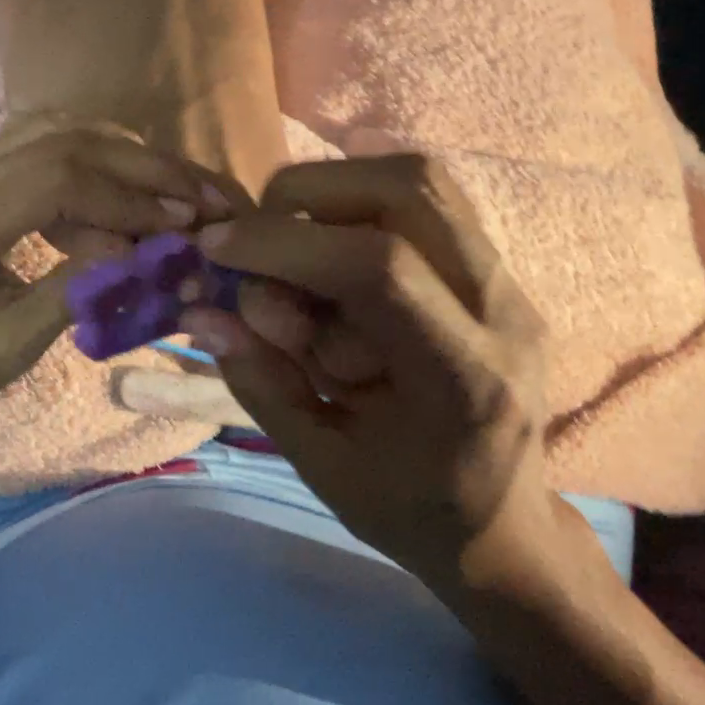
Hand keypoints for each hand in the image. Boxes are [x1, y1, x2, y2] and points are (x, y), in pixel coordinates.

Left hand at [0, 128, 204, 430]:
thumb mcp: (18, 341)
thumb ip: (79, 289)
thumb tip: (150, 250)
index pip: (53, 181)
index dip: (125, 197)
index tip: (182, 222)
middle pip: (59, 143)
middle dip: (137, 167)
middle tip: (198, 196)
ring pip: (53, 133)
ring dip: (119, 156)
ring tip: (172, 193)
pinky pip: (41, 148)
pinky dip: (92, 164)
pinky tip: (123, 198)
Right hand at [181, 155, 567, 586]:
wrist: (500, 525)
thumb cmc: (405, 506)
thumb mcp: (316, 463)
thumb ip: (258, 380)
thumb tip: (198, 311)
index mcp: (461, 377)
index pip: (379, 268)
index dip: (283, 243)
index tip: (213, 249)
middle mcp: (500, 313)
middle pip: (409, 190)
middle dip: (305, 197)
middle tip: (252, 241)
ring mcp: (505, 284)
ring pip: (417, 180)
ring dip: (327, 192)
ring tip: (283, 245)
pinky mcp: (490, 271)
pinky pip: (419, 200)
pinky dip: (351, 203)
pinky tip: (317, 248)